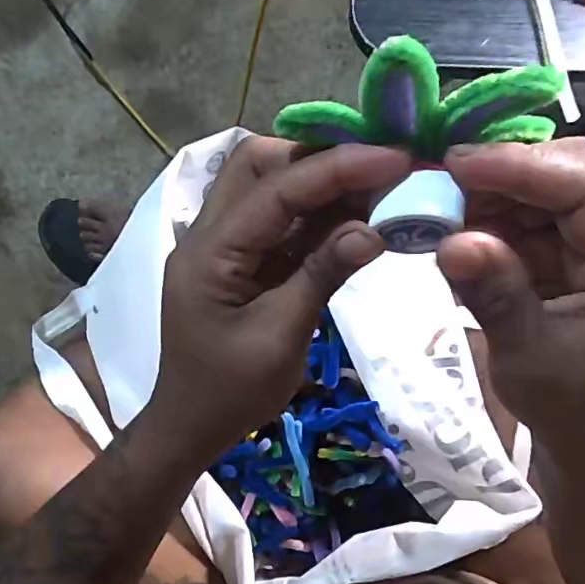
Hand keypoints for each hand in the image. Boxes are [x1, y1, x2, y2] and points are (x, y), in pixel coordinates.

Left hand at [142, 135, 410, 459]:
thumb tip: (374, 231)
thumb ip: (322, 276)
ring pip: (269, 188)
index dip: (335, 167)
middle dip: (319, 159)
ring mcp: (223, 246)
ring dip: (322, 184)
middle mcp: (210, 235)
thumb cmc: (230, 392)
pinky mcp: (241, 261)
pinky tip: (356, 218)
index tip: (393, 157)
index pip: (274, 189)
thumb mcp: (280, 338)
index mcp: (209, 252)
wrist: (191, 425)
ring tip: (380, 188)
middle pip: (259, 166)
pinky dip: (317, 216)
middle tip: (380, 168)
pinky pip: (279, 223)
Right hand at [437, 138, 584, 446]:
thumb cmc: (563, 403)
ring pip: (547, 187)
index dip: (523, 168)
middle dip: (506, 173)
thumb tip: (450, 243)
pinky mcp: (572, 250)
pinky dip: (491, 215)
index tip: (458, 165)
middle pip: (574, 173)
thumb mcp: (525, 355)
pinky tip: (459, 226)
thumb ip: (494, 294)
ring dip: (492, 192)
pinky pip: (530, 214)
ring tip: (442, 208)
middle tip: (443, 183)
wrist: (581, 430)